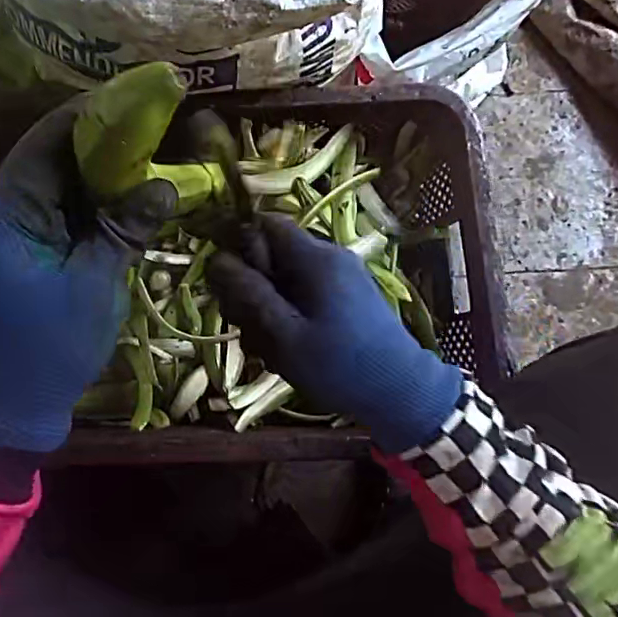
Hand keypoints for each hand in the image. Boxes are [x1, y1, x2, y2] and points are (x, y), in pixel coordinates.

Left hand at [0, 99, 176, 452]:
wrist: (2, 412)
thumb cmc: (45, 352)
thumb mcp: (92, 289)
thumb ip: (124, 231)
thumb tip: (165, 186)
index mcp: (3, 219)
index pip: (39, 147)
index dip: (80, 118)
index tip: (124, 100)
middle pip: (44, 161)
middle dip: (91, 141)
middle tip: (141, 124)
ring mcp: (6, 237)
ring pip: (51, 187)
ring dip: (91, 171)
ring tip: (138, 152)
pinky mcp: (21, 256)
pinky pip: (55, 215)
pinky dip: (86, 203)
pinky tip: (119, 195)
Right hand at [208, 216, 460, 451]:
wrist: (400, 392)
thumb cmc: (340, 365)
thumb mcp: (285, 335)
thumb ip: (249, 294)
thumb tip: (216, 259)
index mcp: (315, 258)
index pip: (266, 224)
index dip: (242, 246)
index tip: (235, 284)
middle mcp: (329, 256)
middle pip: (272, 252)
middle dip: (251, 284)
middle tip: (247, 325)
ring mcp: (341, 275)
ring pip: (285, 275)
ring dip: (267, 304)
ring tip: (268, 344)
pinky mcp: (347, 294)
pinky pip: (304, 291)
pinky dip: (289, 312)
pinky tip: (287, 345)